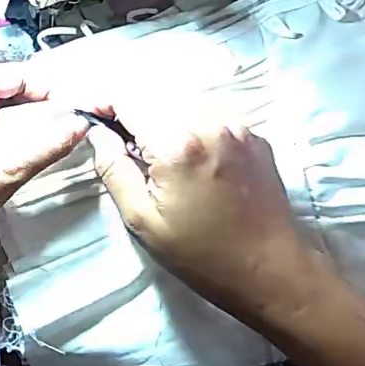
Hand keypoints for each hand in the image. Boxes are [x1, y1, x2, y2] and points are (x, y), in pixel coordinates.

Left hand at [0, 66, 90, 248]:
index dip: (48, 90)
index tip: (74, 109)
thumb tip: (83, 122)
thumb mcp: (11, 165)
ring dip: (26, 113)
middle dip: (39, 102)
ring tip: (54, 129)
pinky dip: (10, 123)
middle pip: (7, 85)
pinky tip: (27, 139)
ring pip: (0, 101)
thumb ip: (51, 142)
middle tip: (68, 120)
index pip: (16, 74)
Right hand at [84, 105, 346, 333]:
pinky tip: (183, 151)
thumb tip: (97, 135)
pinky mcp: (253, 136)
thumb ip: (113, 169)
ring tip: (149, 145)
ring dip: (157, 113)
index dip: (103, 102)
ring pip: (181, 99)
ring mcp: (237, 127)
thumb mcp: (142, 219)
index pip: (128, 99)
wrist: (273, 272)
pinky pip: (208, 112)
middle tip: (116, 137)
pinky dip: (186, 121)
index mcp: (178, 144)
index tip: (91, 118)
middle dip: (129, 108)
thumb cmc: (201, 253)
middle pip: (153, 93)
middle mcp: (209, 124)